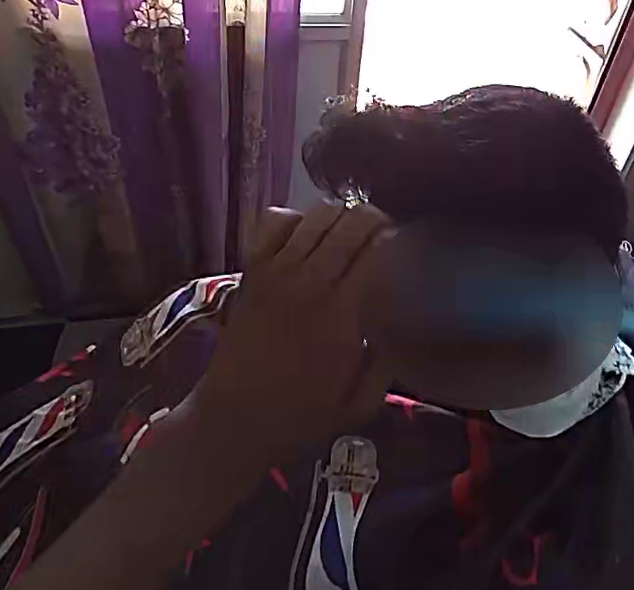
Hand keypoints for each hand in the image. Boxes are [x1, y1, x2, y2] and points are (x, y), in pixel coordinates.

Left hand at [182, 204, 391, 471]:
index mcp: (343, 310)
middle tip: (380, 231)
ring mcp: (278, 269)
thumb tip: (398, 327)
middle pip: (351, 222)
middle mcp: (312, 279)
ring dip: (339, 214)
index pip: (376, 249)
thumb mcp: (360, 405)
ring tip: (347, 228)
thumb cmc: (300, 416)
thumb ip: (386, 363)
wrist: (234, 419)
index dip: (393, 239)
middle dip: (373, 218)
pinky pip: (276, 221)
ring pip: (317, 214)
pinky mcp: (253, 268)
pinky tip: (305, 234)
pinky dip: (296, 218)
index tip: (400, 246)